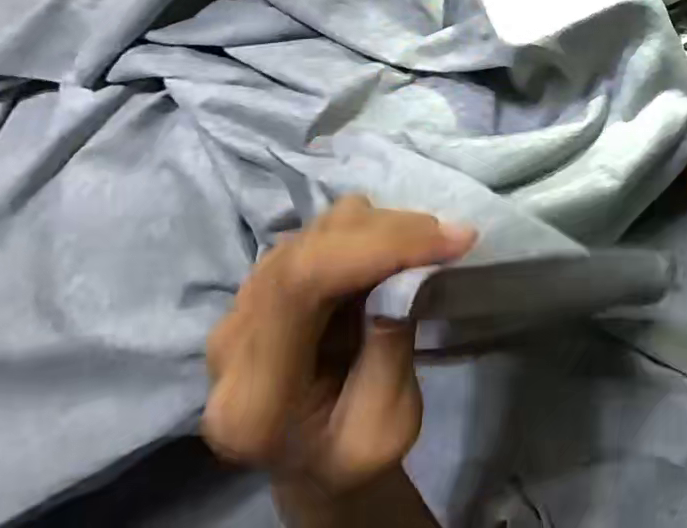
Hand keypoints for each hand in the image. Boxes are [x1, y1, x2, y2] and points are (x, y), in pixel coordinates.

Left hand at [202, 195, 475, 496]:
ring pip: (320, 229)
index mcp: (254, 396)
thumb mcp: (386, 430)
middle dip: (393, 232)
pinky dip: (369, 231)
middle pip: (312, 247)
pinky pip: (321, 232)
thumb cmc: (351, 454)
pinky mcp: (264, 278)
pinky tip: (393, 257)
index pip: (301, 284)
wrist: (314, 457)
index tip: (450, 240)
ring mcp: (242, 302)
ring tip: (423, 254)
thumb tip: (411, 273)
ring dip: (383, 229)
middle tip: (452, 241)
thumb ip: (389, 354)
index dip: (379, 246)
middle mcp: (233, 338)